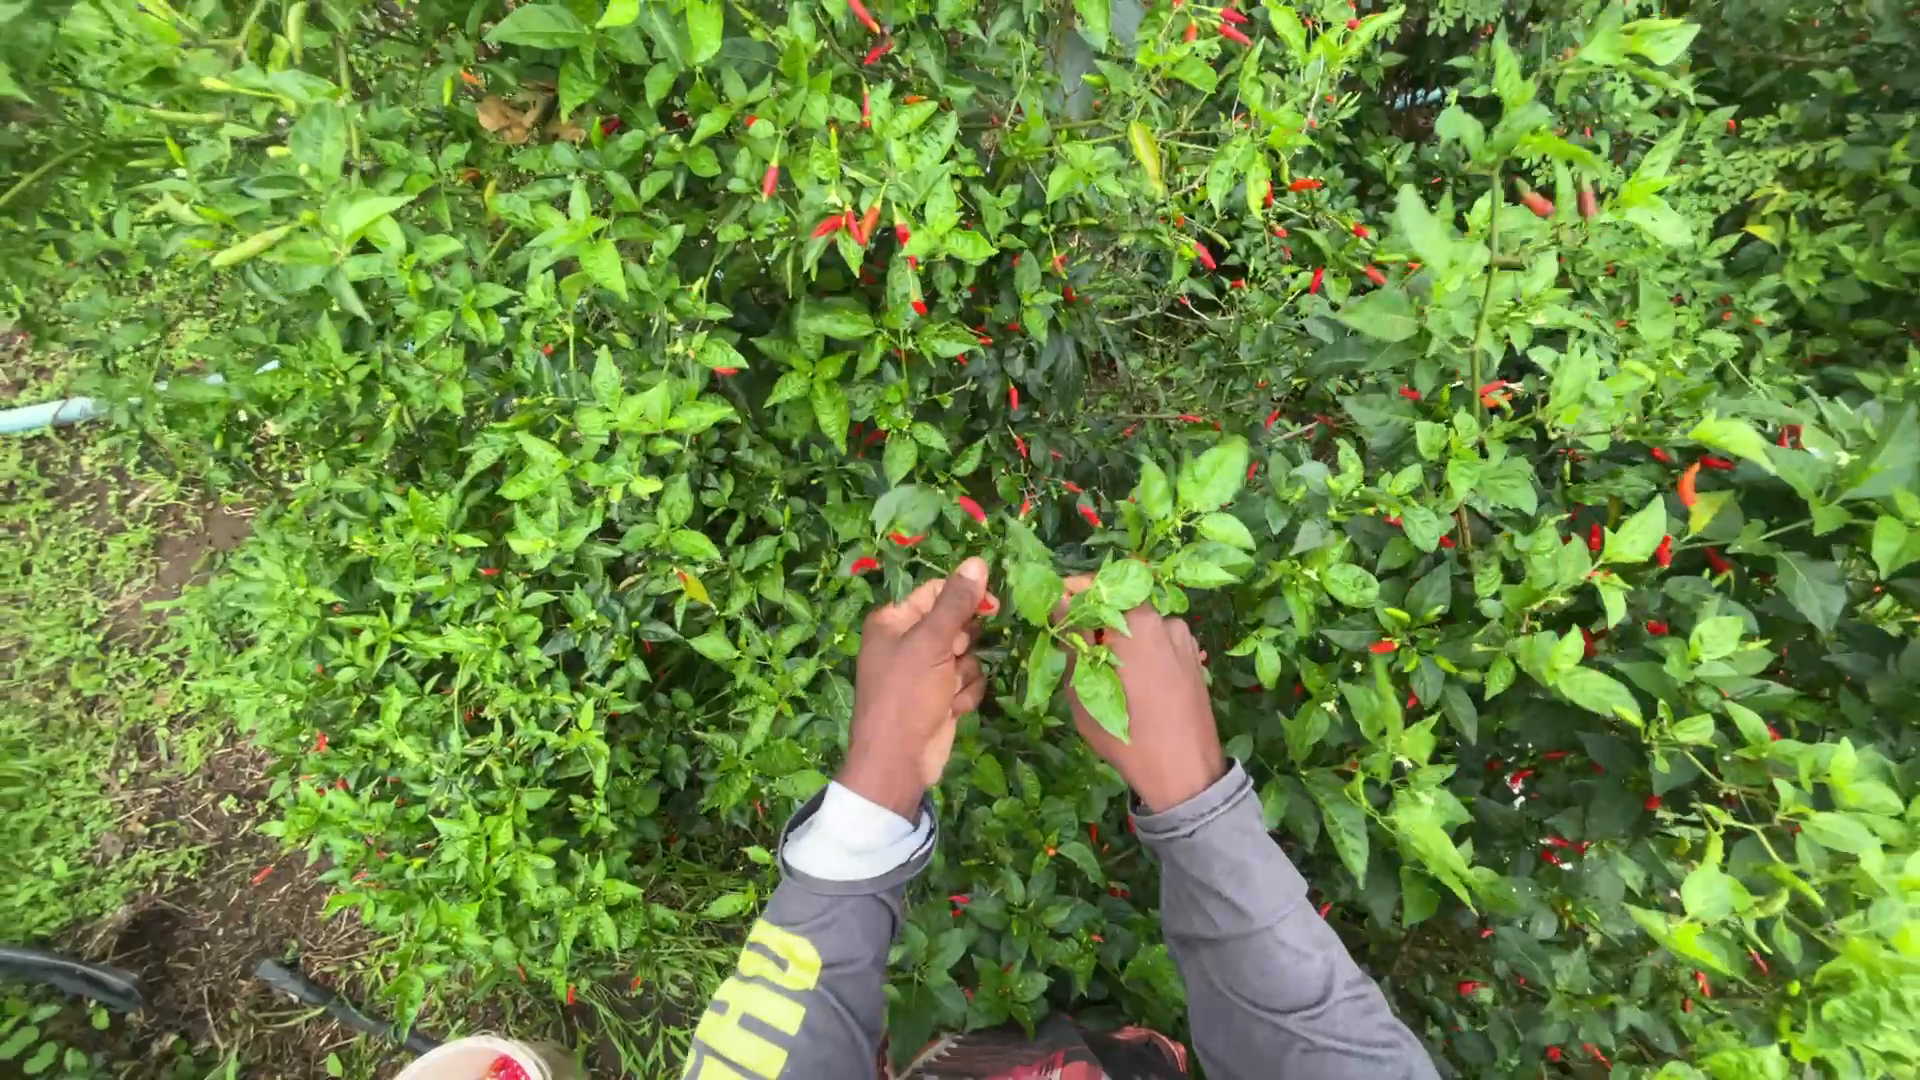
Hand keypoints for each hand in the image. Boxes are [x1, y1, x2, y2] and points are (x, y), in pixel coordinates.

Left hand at [838, 557, 994, 819]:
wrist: (898, 762)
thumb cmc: (906, 696)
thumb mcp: (931, 644)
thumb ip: (956, 603)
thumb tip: (978, 562)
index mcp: (893, 621)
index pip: (937, 592)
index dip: (965, 596)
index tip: (994, 603)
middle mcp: (907, 641)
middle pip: (957, 622)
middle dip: (965, 643)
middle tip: (956, 656)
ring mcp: (925, 670)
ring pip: (968, 654)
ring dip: (966, 673)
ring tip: (948, 690)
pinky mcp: (940, 695)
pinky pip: (968, 680)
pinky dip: (965, 694)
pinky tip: (951, 709)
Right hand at [1059, 577, 1224, 813]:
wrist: (1184, 772)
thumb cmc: (1126, 731)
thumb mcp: (1084, 687)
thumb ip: (1072, 639)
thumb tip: (1059, 604)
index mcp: (1138, 621)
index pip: (1097, 587)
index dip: (1072, 594)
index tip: (1057, 610)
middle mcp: (1165, 620)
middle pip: (1121, 607)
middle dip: (1097, 622)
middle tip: (1079, 649)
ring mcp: (1185, 640)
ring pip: (1141, 628)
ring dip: (1122, 640)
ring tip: (1109, 673)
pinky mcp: (1195, 661)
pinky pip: (1159, 645)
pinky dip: (1143, 654)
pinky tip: (1136, 684)